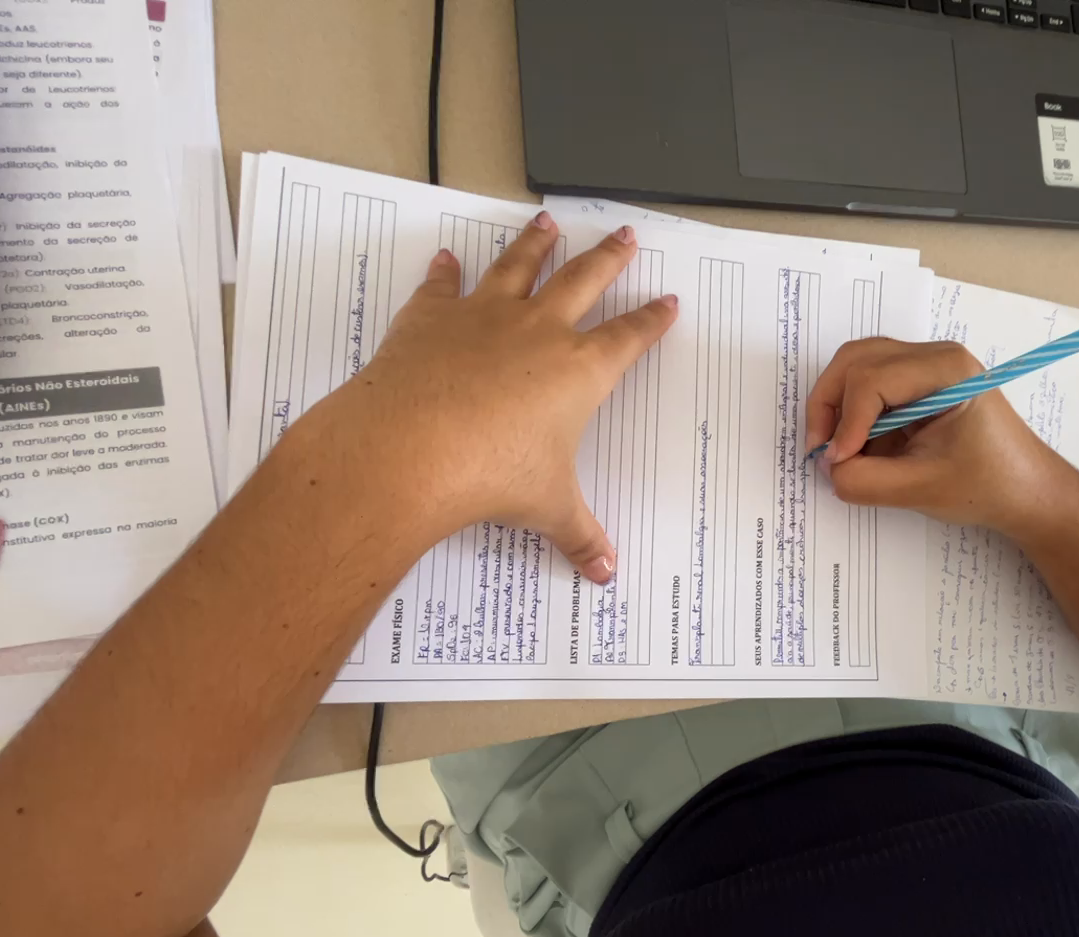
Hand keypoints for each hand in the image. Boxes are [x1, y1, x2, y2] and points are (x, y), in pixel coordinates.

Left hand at [308, 212, 675, 582]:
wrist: (411, 451)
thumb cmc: (491, 475)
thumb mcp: (548, 508)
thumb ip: (581, 537)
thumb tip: (605, 573)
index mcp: (579, 371)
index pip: (629, 337)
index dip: (652, 320)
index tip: (666, 300)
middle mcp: (538, 331)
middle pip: (584, 279)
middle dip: (608, 257)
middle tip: (623, 234)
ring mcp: (484, 317)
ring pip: (520, 265)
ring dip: (537, 243)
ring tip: (547, 220)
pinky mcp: (433, 318)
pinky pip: (444, 286)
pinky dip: (447, 272)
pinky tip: (447, 258)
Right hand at [805, 339, 1073, 534]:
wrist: (1025, 491)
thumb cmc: (987, 487)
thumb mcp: (920, 490)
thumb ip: (864, 481)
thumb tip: (826, 468)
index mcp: (946, 370)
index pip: (872, 380)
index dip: (845, 423)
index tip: (838, 465)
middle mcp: (932, 356)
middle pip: (855, 360)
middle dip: (829, 405)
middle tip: (820, 450)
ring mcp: (922, 367)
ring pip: (855, 368)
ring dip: (835, 407)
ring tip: (835, 449)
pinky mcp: (914, 386)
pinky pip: (866, 387)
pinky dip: (850, 415)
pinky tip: (857, 448)